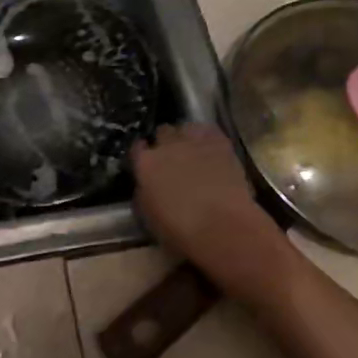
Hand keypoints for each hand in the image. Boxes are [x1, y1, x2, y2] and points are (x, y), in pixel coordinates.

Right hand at [131, 123, 291, 298]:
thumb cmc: (180, 231)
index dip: (142, 155)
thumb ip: (144, 193)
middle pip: (162, 132)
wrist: (221, 226)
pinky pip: (209, 130)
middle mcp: (166, 145)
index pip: (136, 148)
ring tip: (194, 150)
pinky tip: (212, 148)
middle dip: (165, 142)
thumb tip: (146, 185)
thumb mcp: (149, 217)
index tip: (146, 162)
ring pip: (185, 127)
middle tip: (172, 158)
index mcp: (145, 164)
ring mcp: (194, 140)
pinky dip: (208, 137)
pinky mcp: (220, 142)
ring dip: (187, 136)